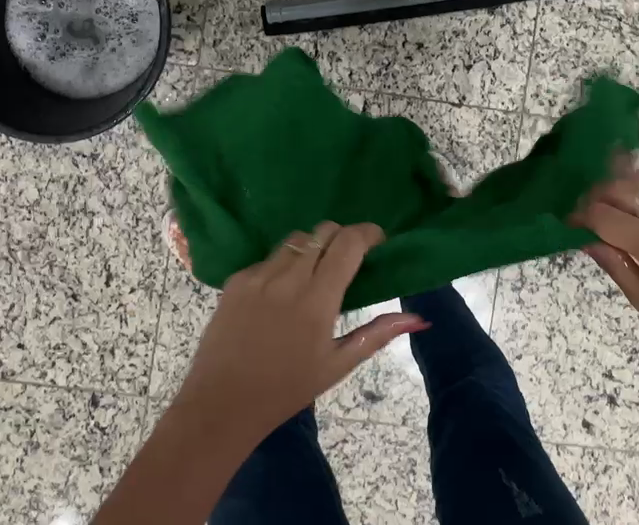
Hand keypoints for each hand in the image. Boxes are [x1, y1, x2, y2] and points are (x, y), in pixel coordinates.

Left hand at [175, 221, 424, 439]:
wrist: (221, 405)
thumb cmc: (286, 389)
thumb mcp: (336, 366)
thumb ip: (376, 335)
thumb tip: (417, 318)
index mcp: (317, 300)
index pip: (347, 244)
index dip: (367, 232)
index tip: (378, 238)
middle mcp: (288, 279)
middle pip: (322, 232)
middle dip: (341, 237)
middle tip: (348, 257)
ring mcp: (258, 276)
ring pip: (295, 241)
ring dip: (312, 248)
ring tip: (314, 274)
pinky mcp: (236, 280)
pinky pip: (268, 258)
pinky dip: (282, 265)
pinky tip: (280, 294)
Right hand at [574, 167, 638, 383]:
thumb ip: (614, 264)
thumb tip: (586, 239)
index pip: (605, 216)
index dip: (581, 217)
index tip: (568, 224)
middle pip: (623, 189)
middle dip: (596, 197)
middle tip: (582, 215)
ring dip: (618, 188)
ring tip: (603, 205)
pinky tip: (629, 203)